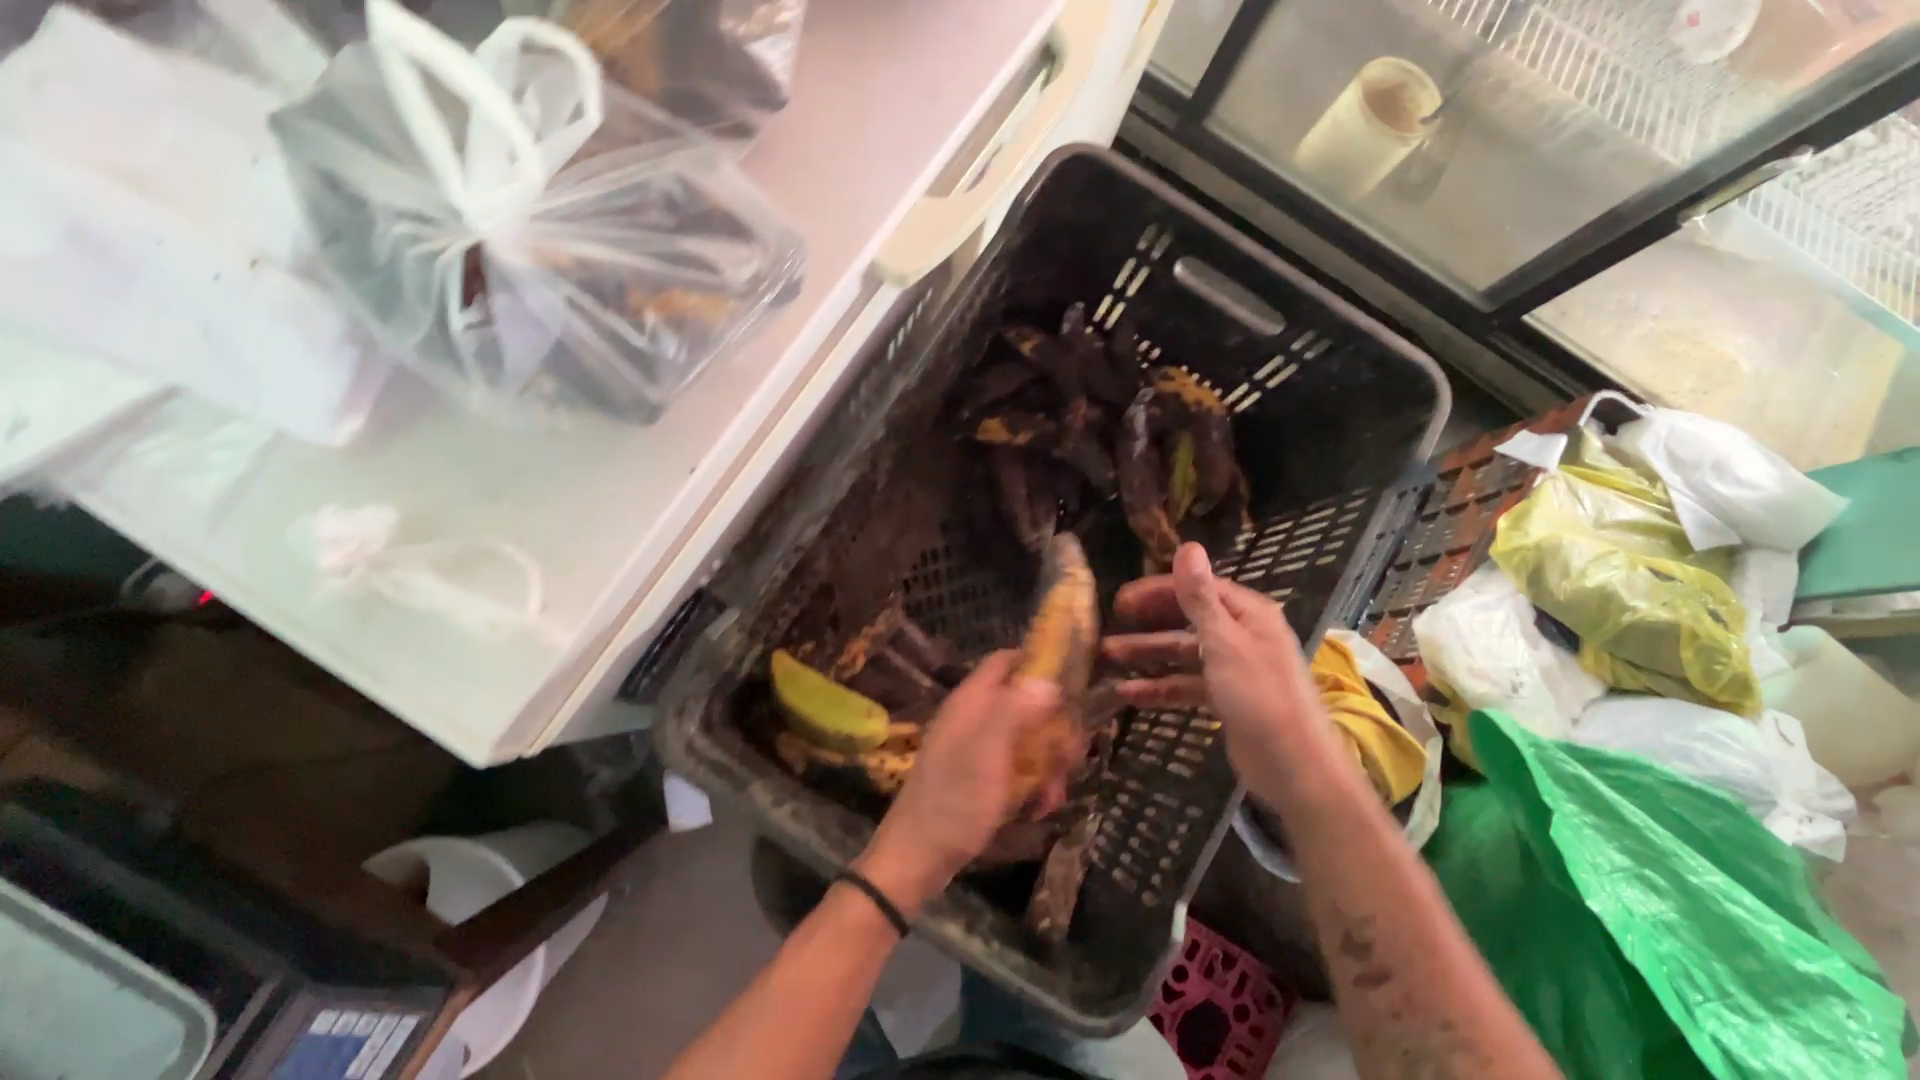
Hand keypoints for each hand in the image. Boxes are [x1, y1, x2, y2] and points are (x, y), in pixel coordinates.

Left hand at [855, 651, 1061, 915]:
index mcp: (971, 703)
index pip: (1006, 660)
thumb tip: (1048, 678)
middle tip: (1071, 758)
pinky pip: (1017, 767)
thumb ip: (1013, 712)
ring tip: (1054, 795)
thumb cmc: (953, 804)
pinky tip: (1040, 808)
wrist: (917, 860)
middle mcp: (974, 718)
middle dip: (1055, 728)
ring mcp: (976, 749)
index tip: (1074, 687)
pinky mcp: (979, 777)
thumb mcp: (987, 755)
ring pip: (1027, 738)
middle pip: (1025, 702)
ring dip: (1048, 763)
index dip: (1040, 664)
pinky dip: (1034, 784)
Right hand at [1102, 543, 1339, 805]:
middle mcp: (1242, 636)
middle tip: (1109, 622)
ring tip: (1107, 656)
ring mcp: (1234, 669)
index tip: (1121, 599)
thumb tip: (1188, 546)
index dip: (1159, 590)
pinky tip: (1128, 692)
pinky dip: (1160, 687)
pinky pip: (1187, 685)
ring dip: (1148, 654)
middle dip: (1149, 622)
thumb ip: (1201, 597)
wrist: (1292, 764)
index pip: (1199, 589)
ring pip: (1184, 653)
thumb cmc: (1260, 695)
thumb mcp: (1225, 642)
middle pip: (1188, 620)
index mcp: (1249, 614)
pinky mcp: (1227, 700)